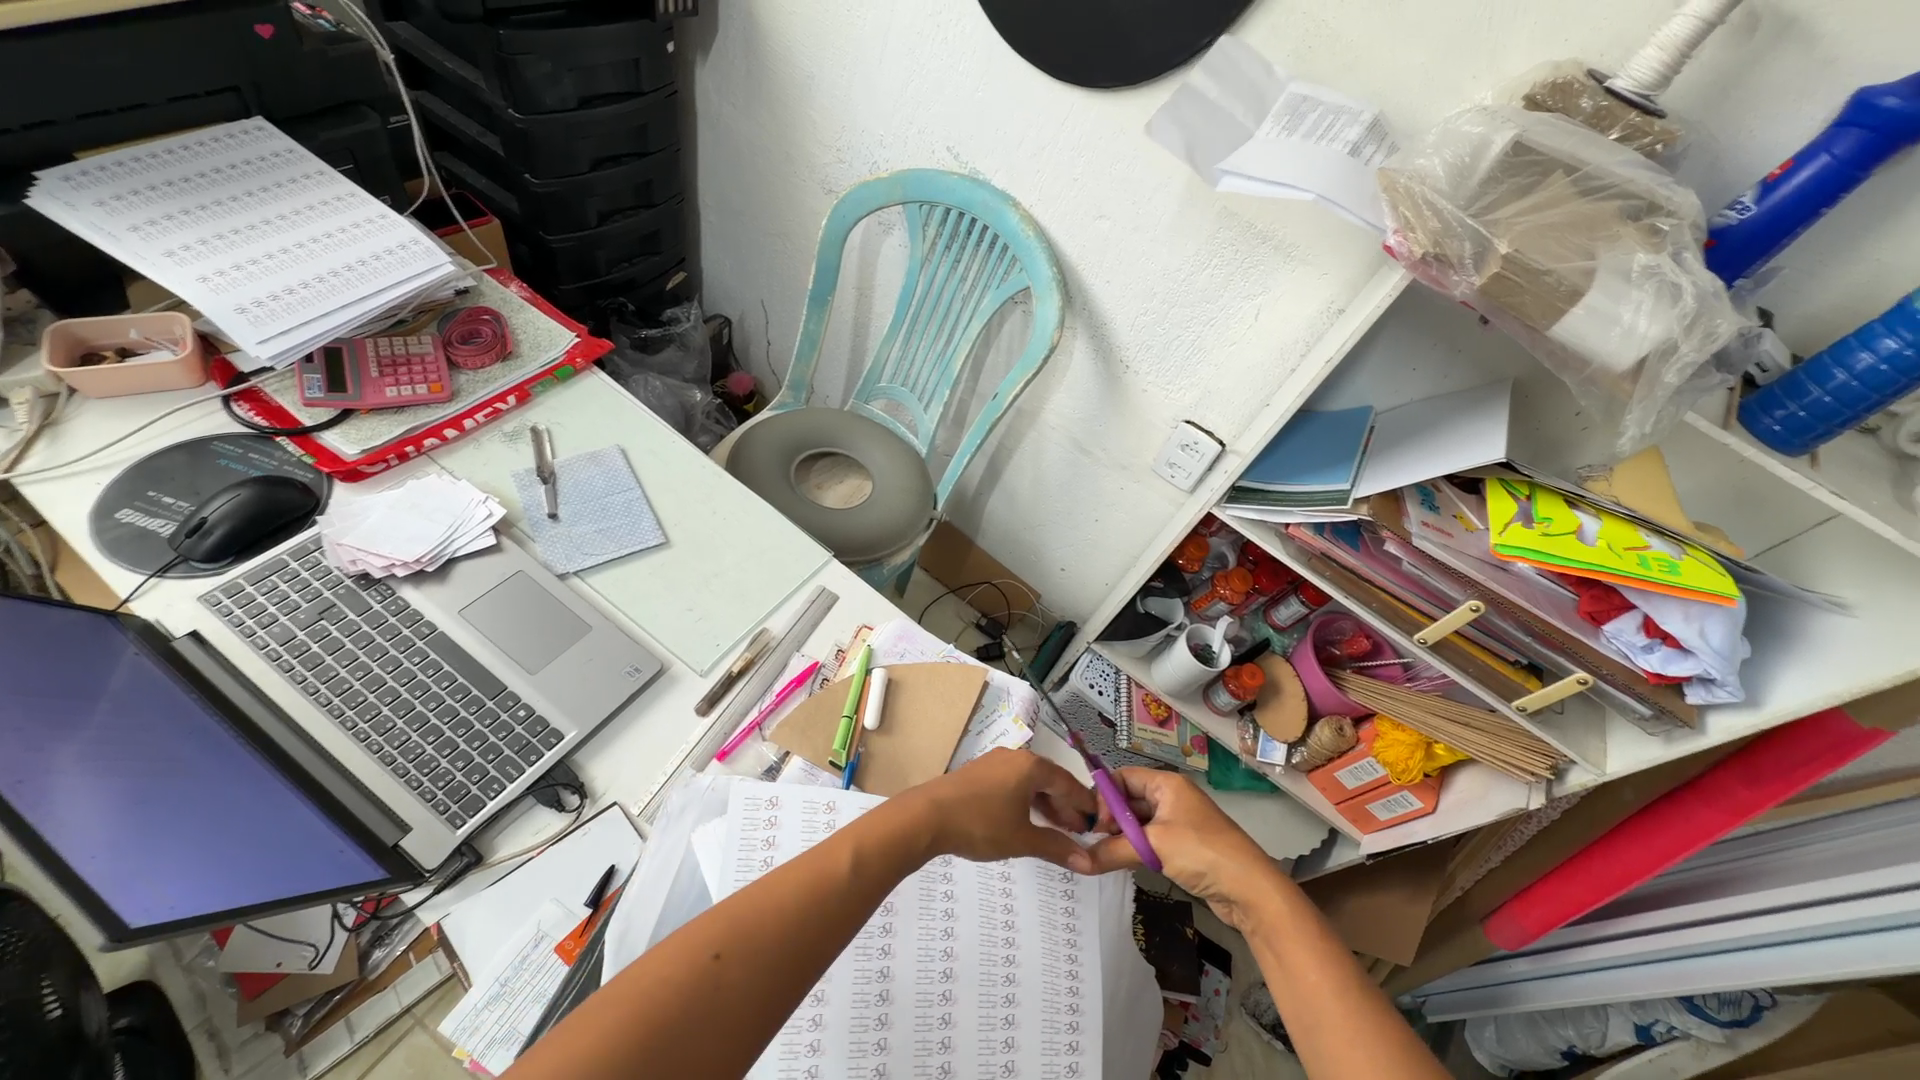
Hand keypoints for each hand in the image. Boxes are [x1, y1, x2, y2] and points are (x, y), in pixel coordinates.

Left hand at [894, 749, 1096, 868]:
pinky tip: (1024, 820)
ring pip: (1029, 782)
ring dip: (1044, 804)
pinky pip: (1011, 783)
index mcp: (1031, 766)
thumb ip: (1056, 848)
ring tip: (1054, 830)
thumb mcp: (1022, 839)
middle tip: (1077, 832)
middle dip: (1065, 806)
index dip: (1084, 805)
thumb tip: (1086, 862)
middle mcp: (1015, 757)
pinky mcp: (977, 773)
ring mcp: (993, 762)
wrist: (925, 817)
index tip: (1096, 825)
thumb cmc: (980, 825)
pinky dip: (1024, 801)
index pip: (1069, 783)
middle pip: (1049, 780)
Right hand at [1070, 768, 1284, 930]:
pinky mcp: (1180, 848)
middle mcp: (1170, 798)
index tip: (1095, 824)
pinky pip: (1148, 842)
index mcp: (1166, 784)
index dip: (1104, 796)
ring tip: (1102, 855)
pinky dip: (1133, 851)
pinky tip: (1119, 863)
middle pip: (1128, 800)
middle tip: (1093, 842)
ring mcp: (1176, 823)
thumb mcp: (1153, 847)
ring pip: (1136, 824)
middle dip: (1109, 819)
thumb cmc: (1201, 852)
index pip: (1122, 777)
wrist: (1249, 888)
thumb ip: (1113, 850)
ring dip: (1119, 837)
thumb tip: (1079, 860)